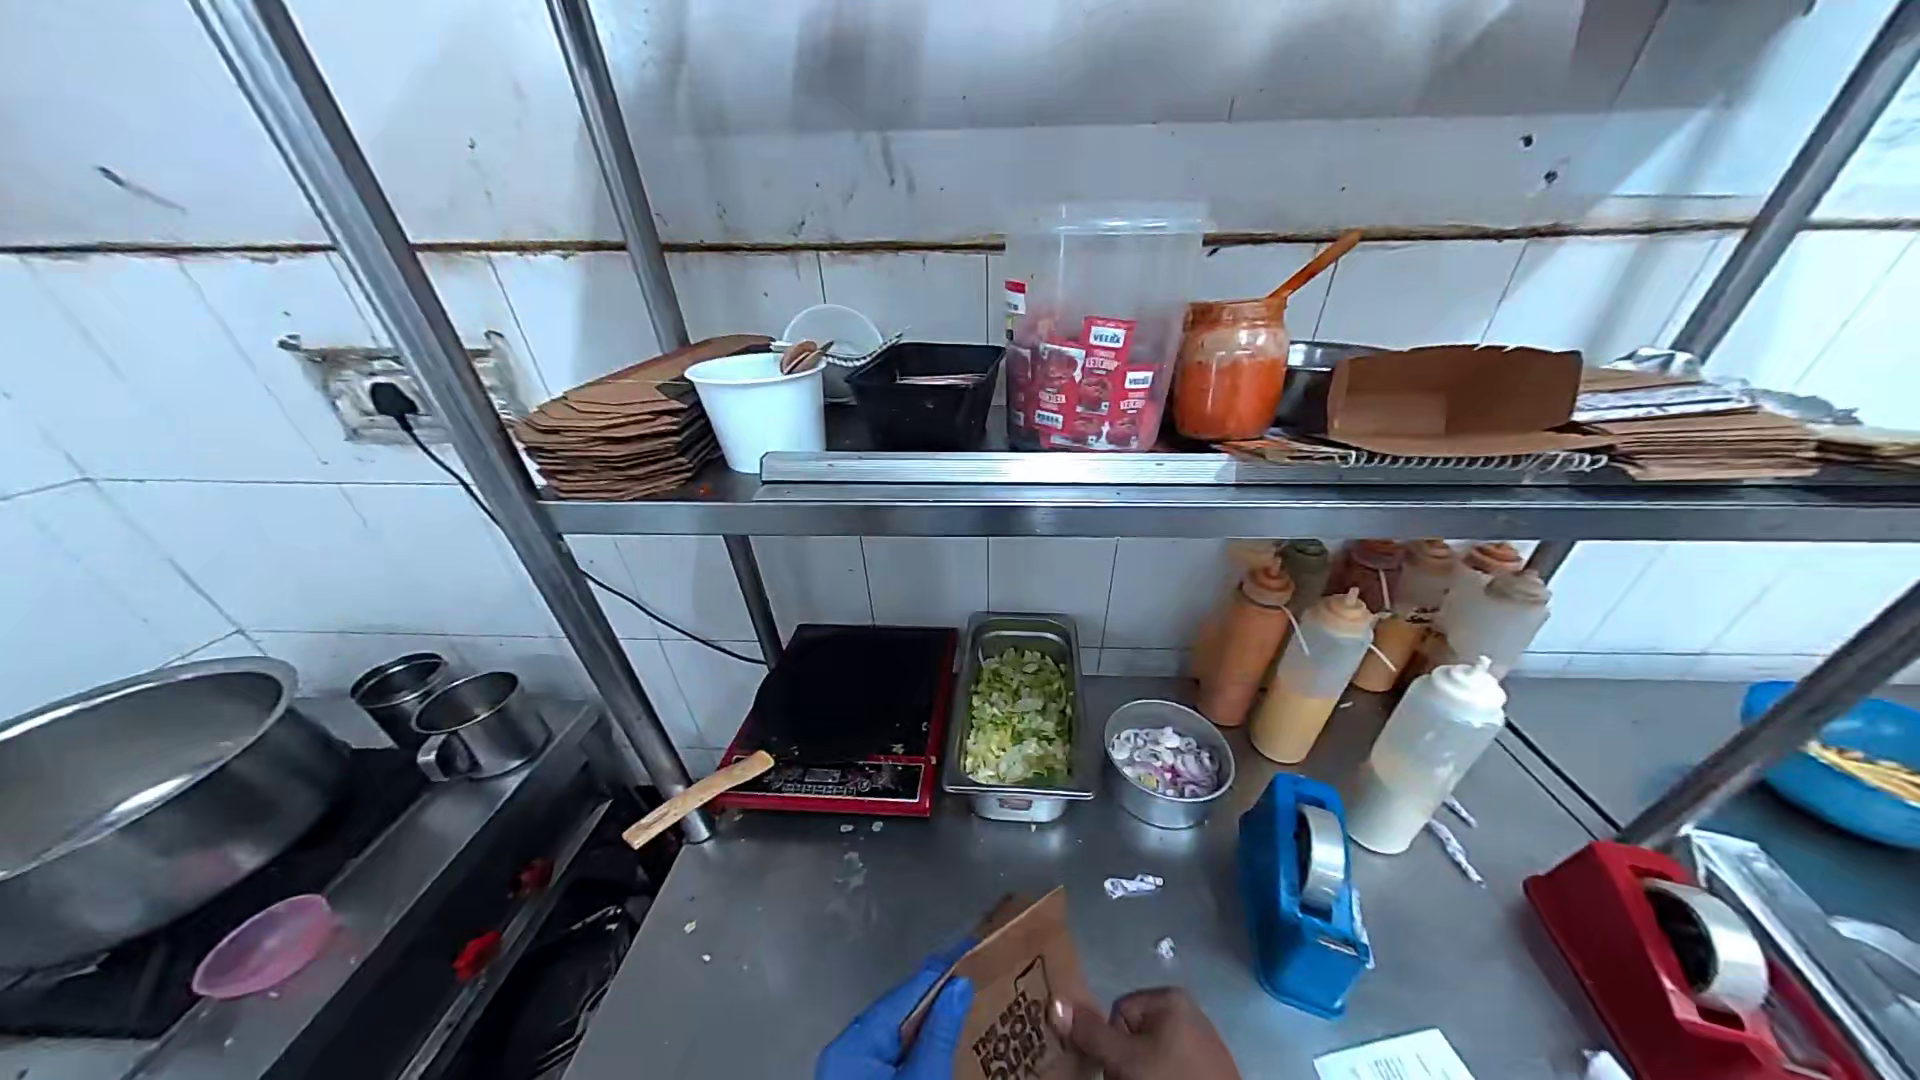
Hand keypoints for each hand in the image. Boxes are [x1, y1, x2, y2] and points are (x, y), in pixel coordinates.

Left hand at [816, 941, 975, 1079]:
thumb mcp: (923, 1079)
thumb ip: (939, 1034)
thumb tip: (959, 984)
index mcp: (853, 1041)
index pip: (904, 992)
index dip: (940, 970)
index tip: (971, 947)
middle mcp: (846, 1047)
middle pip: (900, 1009)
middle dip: (937, 992)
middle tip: (975, 972)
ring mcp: (851, 1067)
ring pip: (898, 1031)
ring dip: (930, 1017)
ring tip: (965, 999)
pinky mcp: (860, 1079)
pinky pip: (893, 1052)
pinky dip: (918, 1042)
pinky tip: (941, 1035)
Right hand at [1050, 987, 1239, 1079]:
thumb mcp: (1127, 1061)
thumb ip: (1091, 1033)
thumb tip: (1055, 1002)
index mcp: (1170, 999)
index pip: (1119, 1014)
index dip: (1114, 1047)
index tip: (1122, 1072)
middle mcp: (1188, 1012)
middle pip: (1136, 1037)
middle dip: (1128, 1066)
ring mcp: (1204, 1044)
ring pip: (1153, 1058)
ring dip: (1141, 1076)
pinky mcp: (1213, 1072)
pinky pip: (1174, 1070)